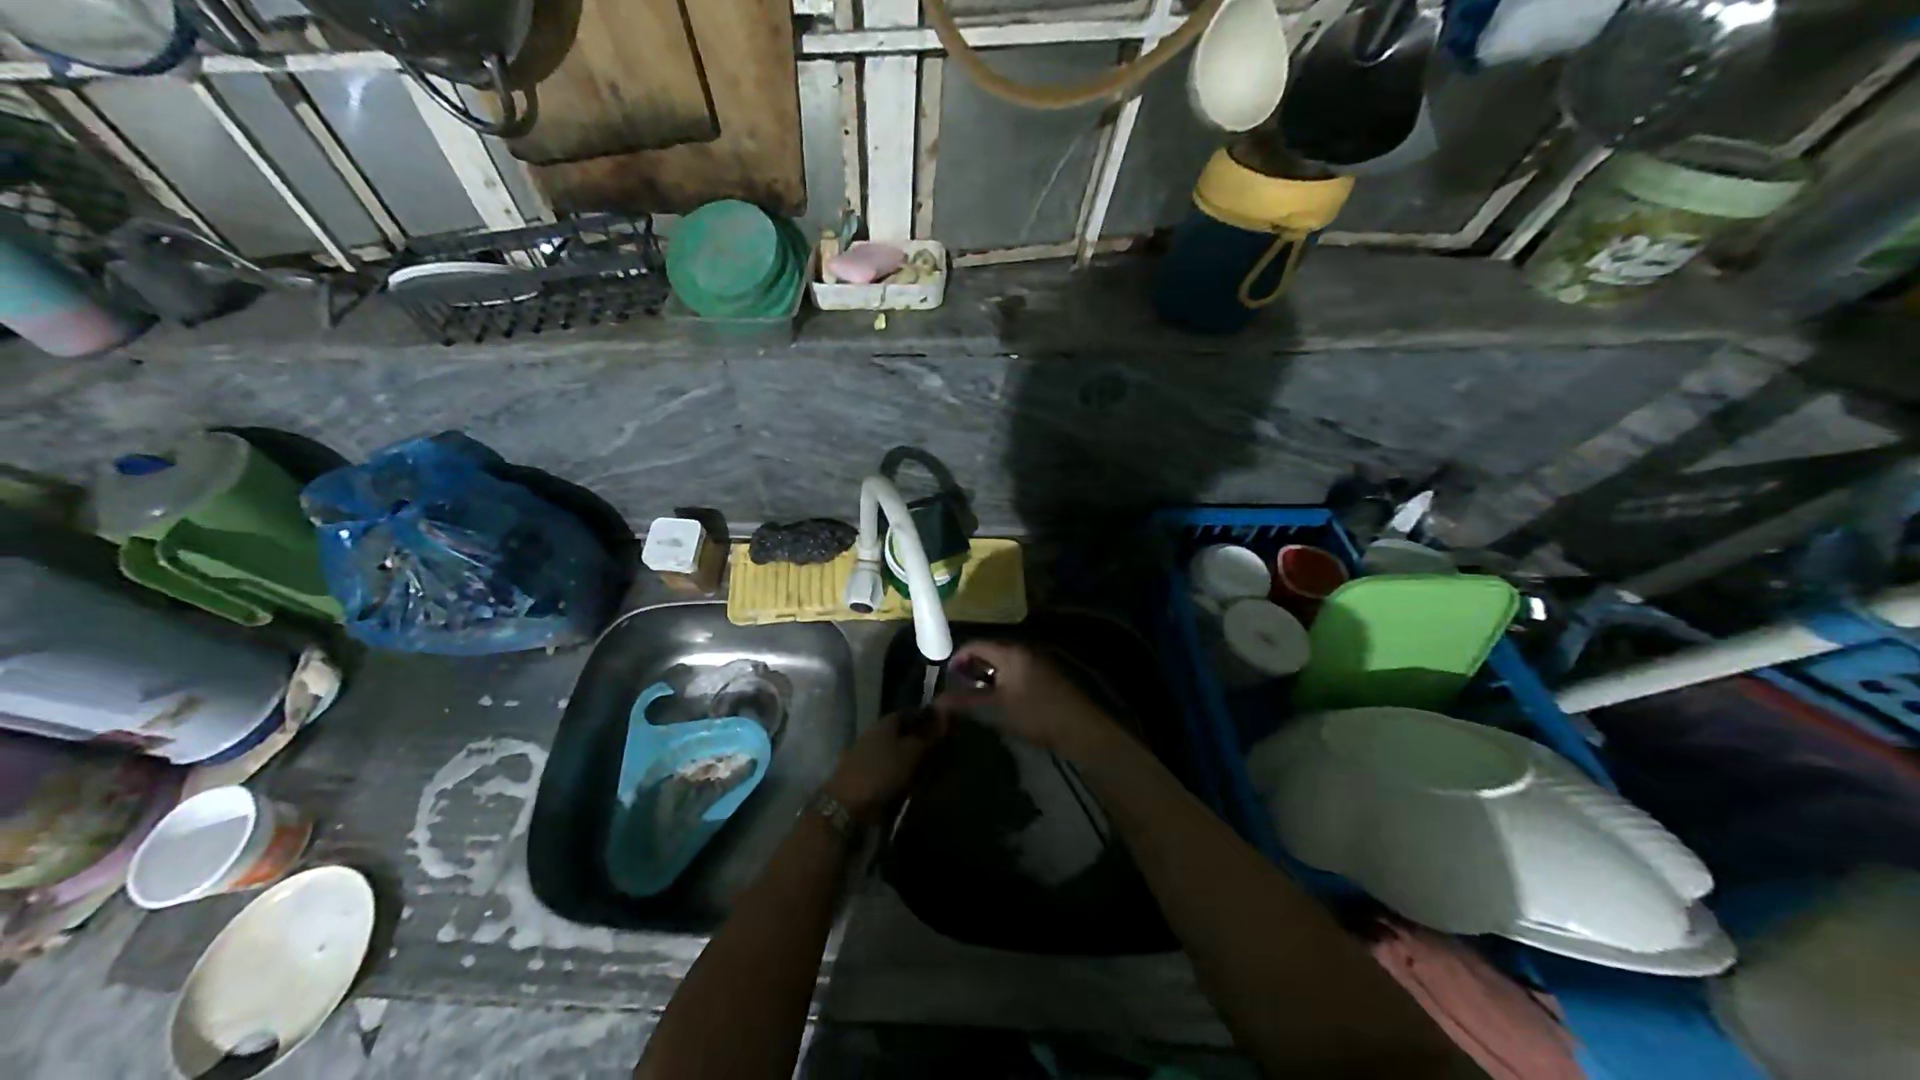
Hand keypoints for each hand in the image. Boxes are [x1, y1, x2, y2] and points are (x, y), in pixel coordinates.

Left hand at [820, 708, 950, 822]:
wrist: (846, 807)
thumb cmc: (881, 773)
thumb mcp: (911, 752)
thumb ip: (928, 733)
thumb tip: (945, 708)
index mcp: (884, 724)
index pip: (909, 713)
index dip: (927, 718)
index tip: (944, 727)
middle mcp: (873, 734)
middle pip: (901, 733)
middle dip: (919, 739)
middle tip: (941, 749)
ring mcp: (865, 756)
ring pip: (894, 751)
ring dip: (909, 758)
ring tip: (930, 769)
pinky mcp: (863, 776)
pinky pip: (887, 769)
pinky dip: (899, 773)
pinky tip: (912, 784)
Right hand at [937, 641, 1117, 759]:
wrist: (1082, 729)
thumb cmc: (1036, 715)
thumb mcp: (996, 710)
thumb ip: (965, 702)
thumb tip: (936, 701)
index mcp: (1011, 652)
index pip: (975, 645)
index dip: (957, 659)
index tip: (947, 679)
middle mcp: (1025, 650)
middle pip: (990, 651)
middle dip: (972, 667)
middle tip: (959, 689)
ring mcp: (1039, 661)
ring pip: (1004, 662)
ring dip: (988, 675)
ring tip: (977, 696)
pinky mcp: (1048, 674)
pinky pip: (1018, 669)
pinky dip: (1004, 679)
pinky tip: (1001, 700)